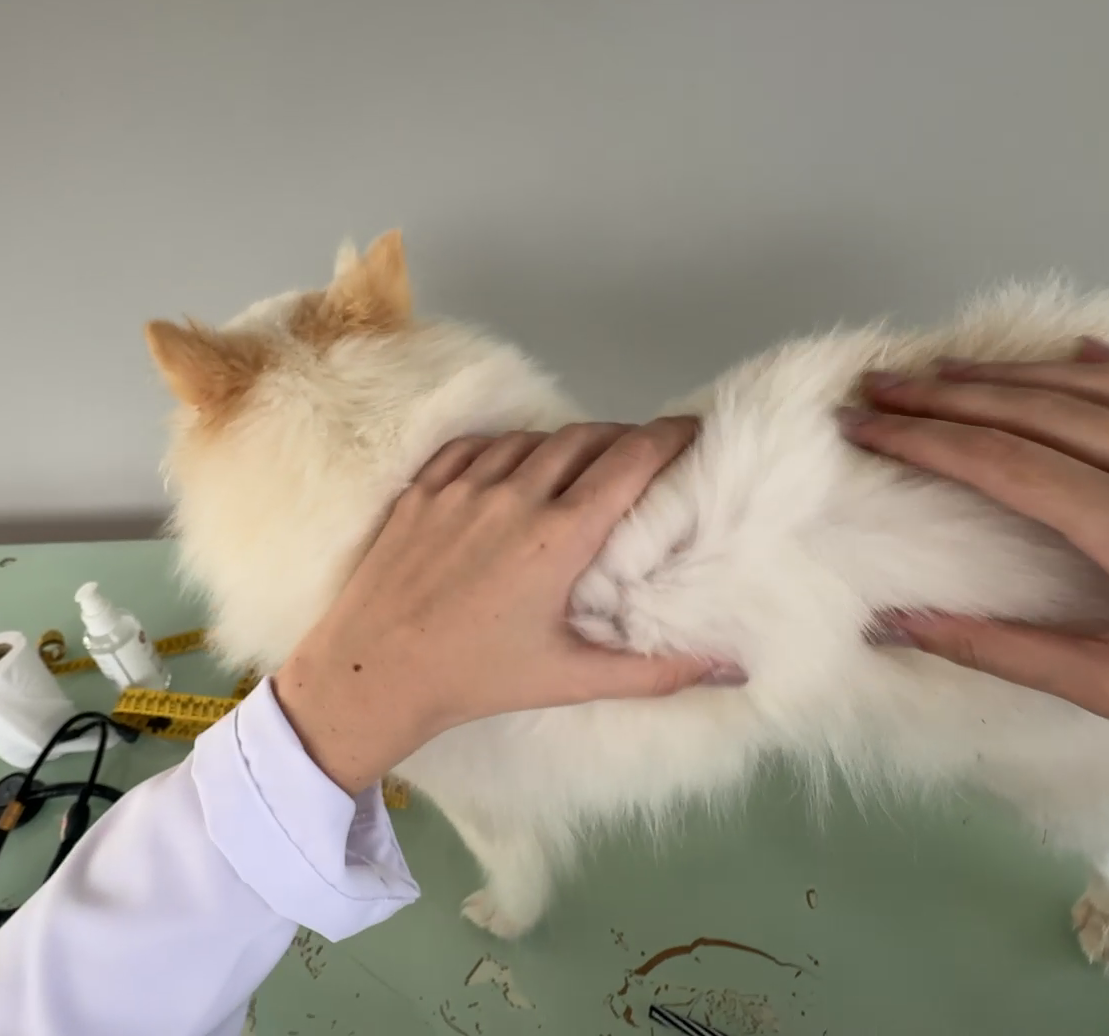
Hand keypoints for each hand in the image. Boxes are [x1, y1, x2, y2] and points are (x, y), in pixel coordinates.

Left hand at [273, 418, 722, 793]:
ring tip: (576, 461)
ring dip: (561, 442)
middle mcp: (512, 497)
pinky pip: (472, 447)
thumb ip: (653, 672)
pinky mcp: (422, 490)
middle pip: (583, 439)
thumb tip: (733, 671)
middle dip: (620, 436)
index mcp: (558, 537)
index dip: (669, 437)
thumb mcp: (568, 678)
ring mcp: (461, 488)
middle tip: (638, 452)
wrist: (375, 668)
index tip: (692, 430)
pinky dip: (502, 447)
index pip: (628, 462)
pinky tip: (509, 463)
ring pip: (527, 440)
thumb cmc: (474, 677)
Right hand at [842, 339, 1108, 778]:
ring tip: (945, 368)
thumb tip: (888, 625)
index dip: (919, 439)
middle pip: (1043, 410)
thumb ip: (994, 649)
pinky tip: (1079, 350)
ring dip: (1014, 371)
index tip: (859, 425)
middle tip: (879, 385)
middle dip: (947, 393)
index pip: (1002, 463)